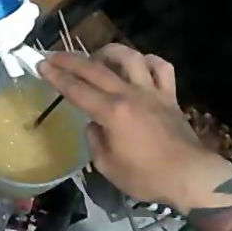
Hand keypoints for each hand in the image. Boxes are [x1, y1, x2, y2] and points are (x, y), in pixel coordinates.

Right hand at [41, 44, 231, 211]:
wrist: (192, 177)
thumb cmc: (145, 176)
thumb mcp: (106, 164)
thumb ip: (95, 139)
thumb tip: (95, 125)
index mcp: (111, 112)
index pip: (76, 89)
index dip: (56, 76)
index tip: (40, 65)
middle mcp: (130, 95)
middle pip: (96, 69)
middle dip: (71, 60)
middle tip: (53, 55)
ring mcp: (153, 93)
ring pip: (131, 58)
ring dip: (109, 53)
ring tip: (96, 57)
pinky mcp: (170, 97)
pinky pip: (161, 68)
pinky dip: (146, 61)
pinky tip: (137, 65)